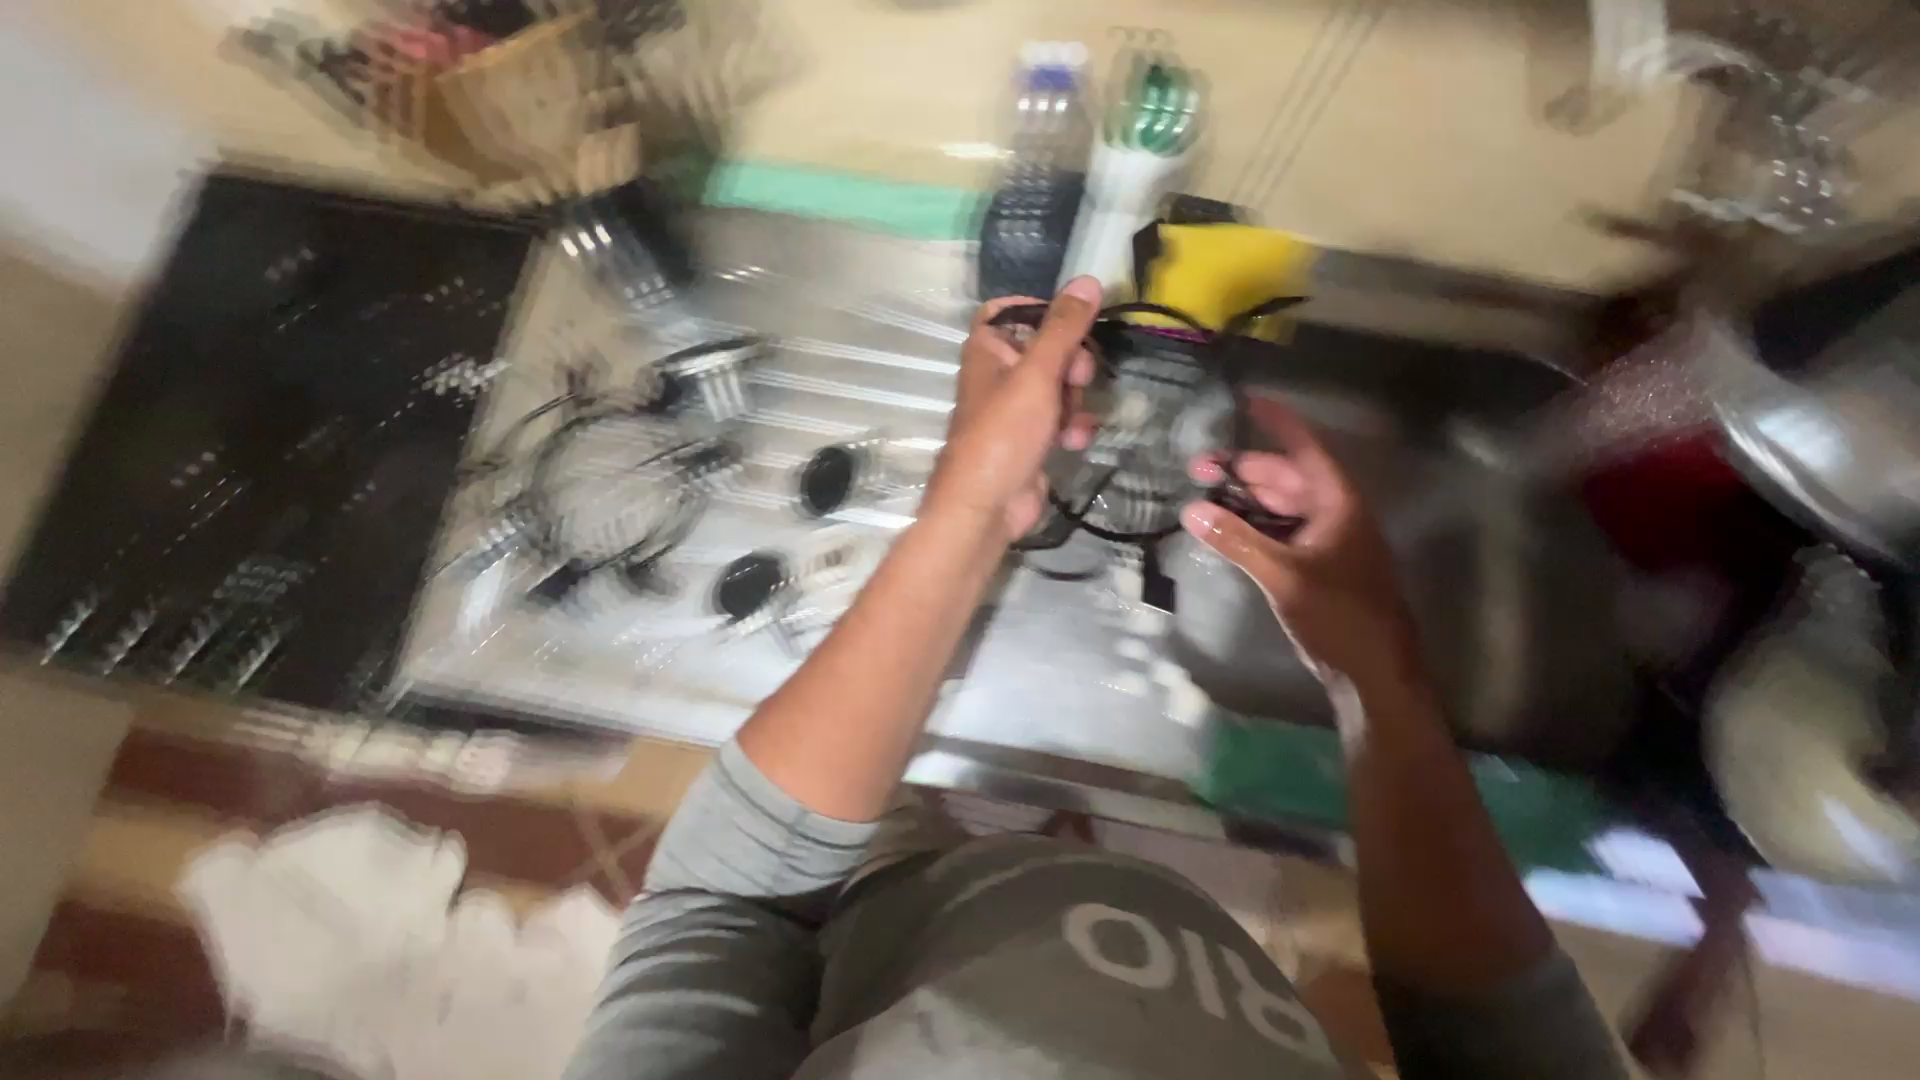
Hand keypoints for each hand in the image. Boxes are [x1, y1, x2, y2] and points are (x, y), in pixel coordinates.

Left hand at [926, 277, 1101, 543]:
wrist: (987, 505)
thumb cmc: (1004, 433)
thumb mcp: (1037, 374)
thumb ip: (1064, 328)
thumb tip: (1087, 280)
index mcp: (987, 349)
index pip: (1011, 309)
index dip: (1043, 312)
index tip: (1072, 322)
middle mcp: (998, 374)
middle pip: (1047, 348)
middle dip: (1070, 364)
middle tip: (1077, 379)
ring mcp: (1015, 409)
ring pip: (1059, 385)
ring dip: (1074, 401)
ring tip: (1070, 421)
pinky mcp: (1031, 439)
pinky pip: (1061, 418)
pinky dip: (1071, 427)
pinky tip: (1073, 442)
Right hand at [1180, 396, 1421, 687]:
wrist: (1373, 672)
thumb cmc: (1339, 615)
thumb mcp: (1283, 575)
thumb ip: (1236, 540)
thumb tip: (1191, 510)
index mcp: (1338, 504)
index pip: (1305, 449)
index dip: (1278, 423)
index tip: (1247, 400)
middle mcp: (1334, 515)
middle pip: (1286, 478)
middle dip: (1243, 470)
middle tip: (1198, 468)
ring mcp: (1325, 542)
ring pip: (1280, 508)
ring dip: (1244, 500)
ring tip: (1202, 496)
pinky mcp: (1315, 568)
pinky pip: (1279, 534)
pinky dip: (1252, 528)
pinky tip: (1224, 531)